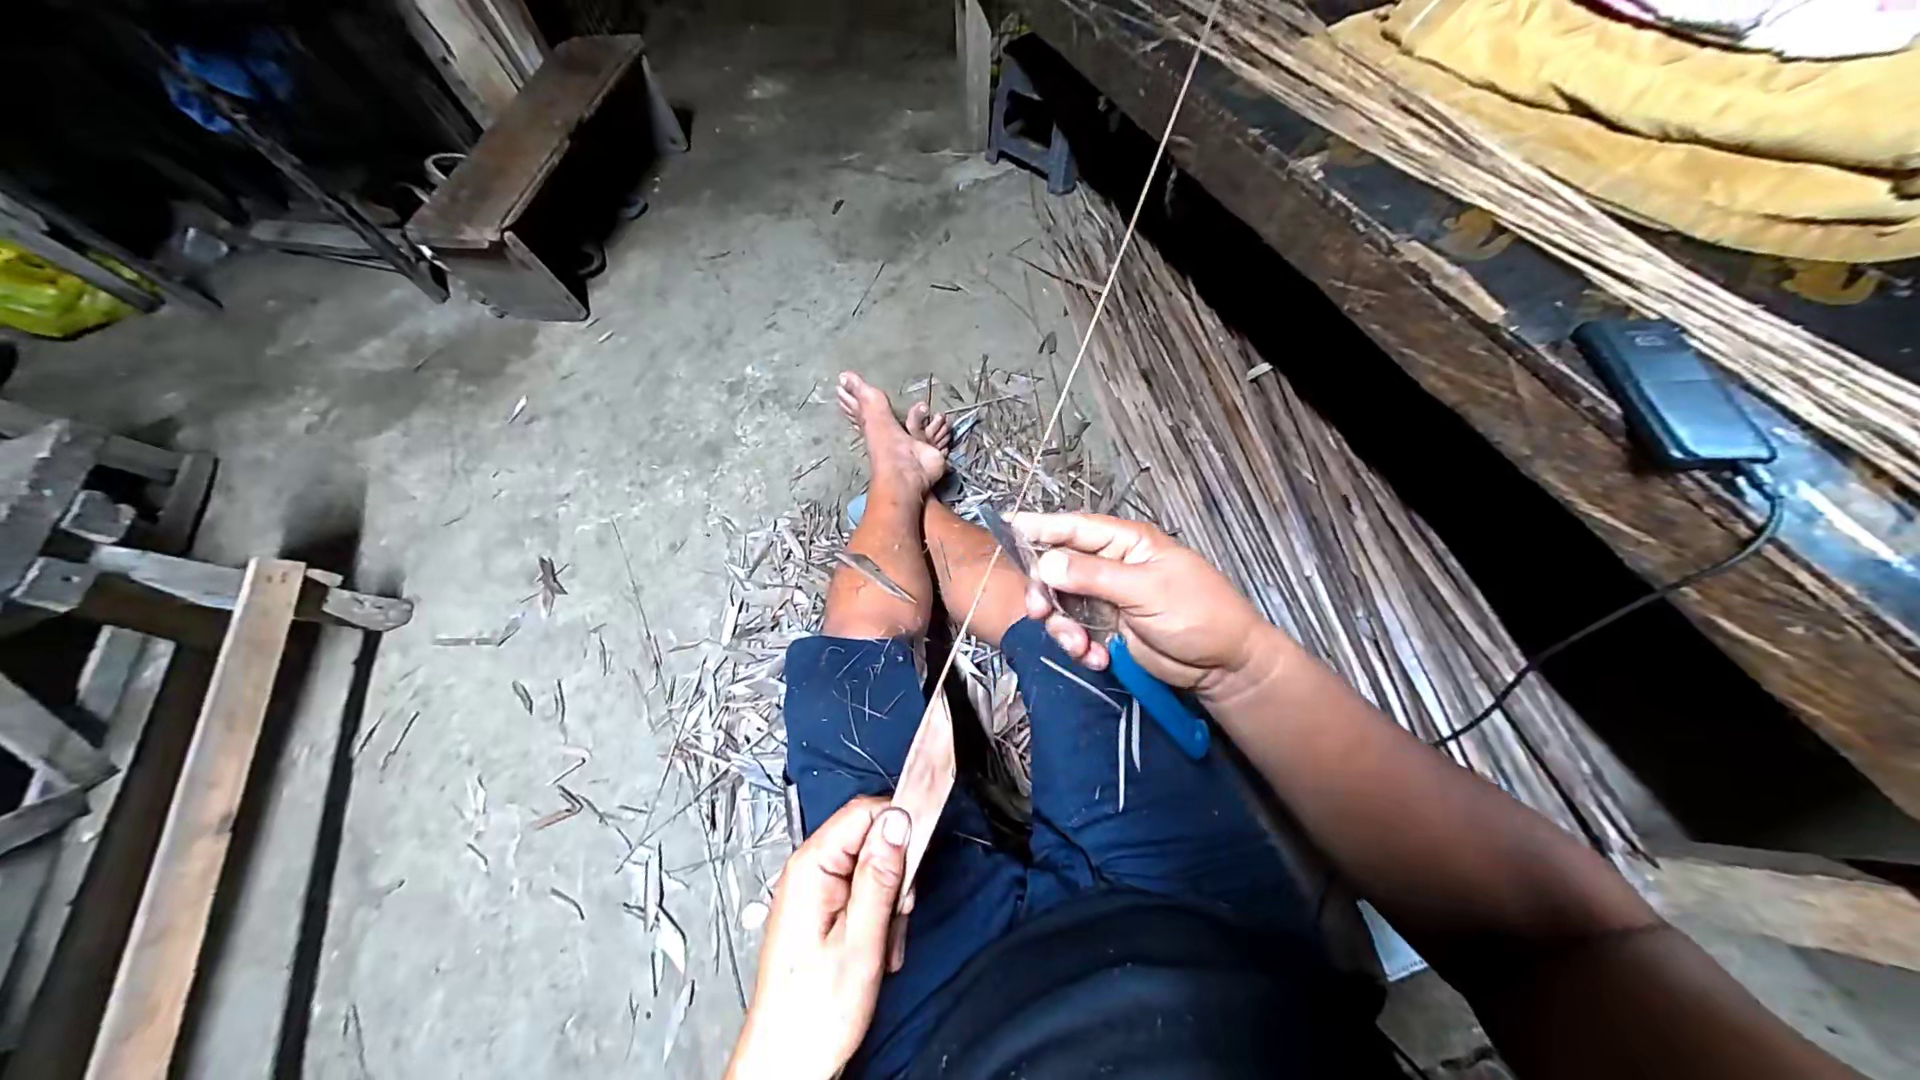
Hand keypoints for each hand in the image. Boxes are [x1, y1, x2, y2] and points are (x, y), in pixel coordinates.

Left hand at [725, 797, 913, 1079]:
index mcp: (810, 868)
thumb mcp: (860, 941)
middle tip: (900, 908)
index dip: (898, 825)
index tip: (921, 848)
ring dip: (889, 897)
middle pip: (868, 836)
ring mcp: (814, 890)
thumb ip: (879, 876)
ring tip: (886, 937)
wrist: (786, 1064)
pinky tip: (878, 944)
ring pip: (870, 865)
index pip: (863, 812)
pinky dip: (879, 913)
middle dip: (895, 869)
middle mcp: (808, 872)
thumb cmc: (812, 1015)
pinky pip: (862, 889)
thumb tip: (897, 823)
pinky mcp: (822, 908)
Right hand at [1011, 512, 1284, 702]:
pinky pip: (1075, 631)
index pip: (1075, 528)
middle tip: (1040, 612)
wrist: (1223, 667)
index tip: (1007, 527)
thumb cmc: (1198, 614)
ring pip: (1061, 603)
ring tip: (1080, 646)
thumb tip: (1046, 562)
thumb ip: (1093, 576)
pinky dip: (1078, 646)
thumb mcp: (1146, 590)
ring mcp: (1106, 598)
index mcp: (1125, 542)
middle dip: (1045, 591)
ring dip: (1063, 627)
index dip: (1040, 526)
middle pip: (1058, 567)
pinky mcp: (1106, 628)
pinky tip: (1096, 658)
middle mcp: (1111, 565)